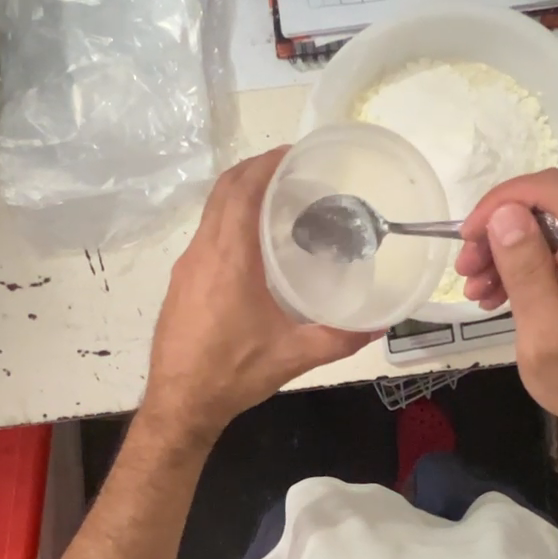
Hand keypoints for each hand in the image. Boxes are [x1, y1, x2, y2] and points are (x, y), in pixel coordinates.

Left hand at [144, 147, 377, 447]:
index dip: (266, 164)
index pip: (242, 190)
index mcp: (229, 259)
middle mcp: (202, 253)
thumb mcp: (293, 356)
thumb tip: (378, 326)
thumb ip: (339, 338)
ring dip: (238, 198)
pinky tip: (250, 247)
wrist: (180, 404)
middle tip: (290, 172)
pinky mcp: (179, 285)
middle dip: (254, 172)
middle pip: (223, 192)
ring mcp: (185, 269)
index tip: (293, 154)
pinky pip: (205, 238)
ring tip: (275, 204)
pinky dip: (227, 224)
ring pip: (210, 215)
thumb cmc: (233, 374)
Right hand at [454, 170, 557, 461]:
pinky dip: (531, 266)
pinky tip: (502, 295)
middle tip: (465, 274)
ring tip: (478, 292)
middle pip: (549, 209)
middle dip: (499, 235)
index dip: (500, 203)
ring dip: (510, 253)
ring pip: (553, 228)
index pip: (550, 190)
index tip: (466, 238)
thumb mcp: (544, 335)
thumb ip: (526, 271)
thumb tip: (504, 214)